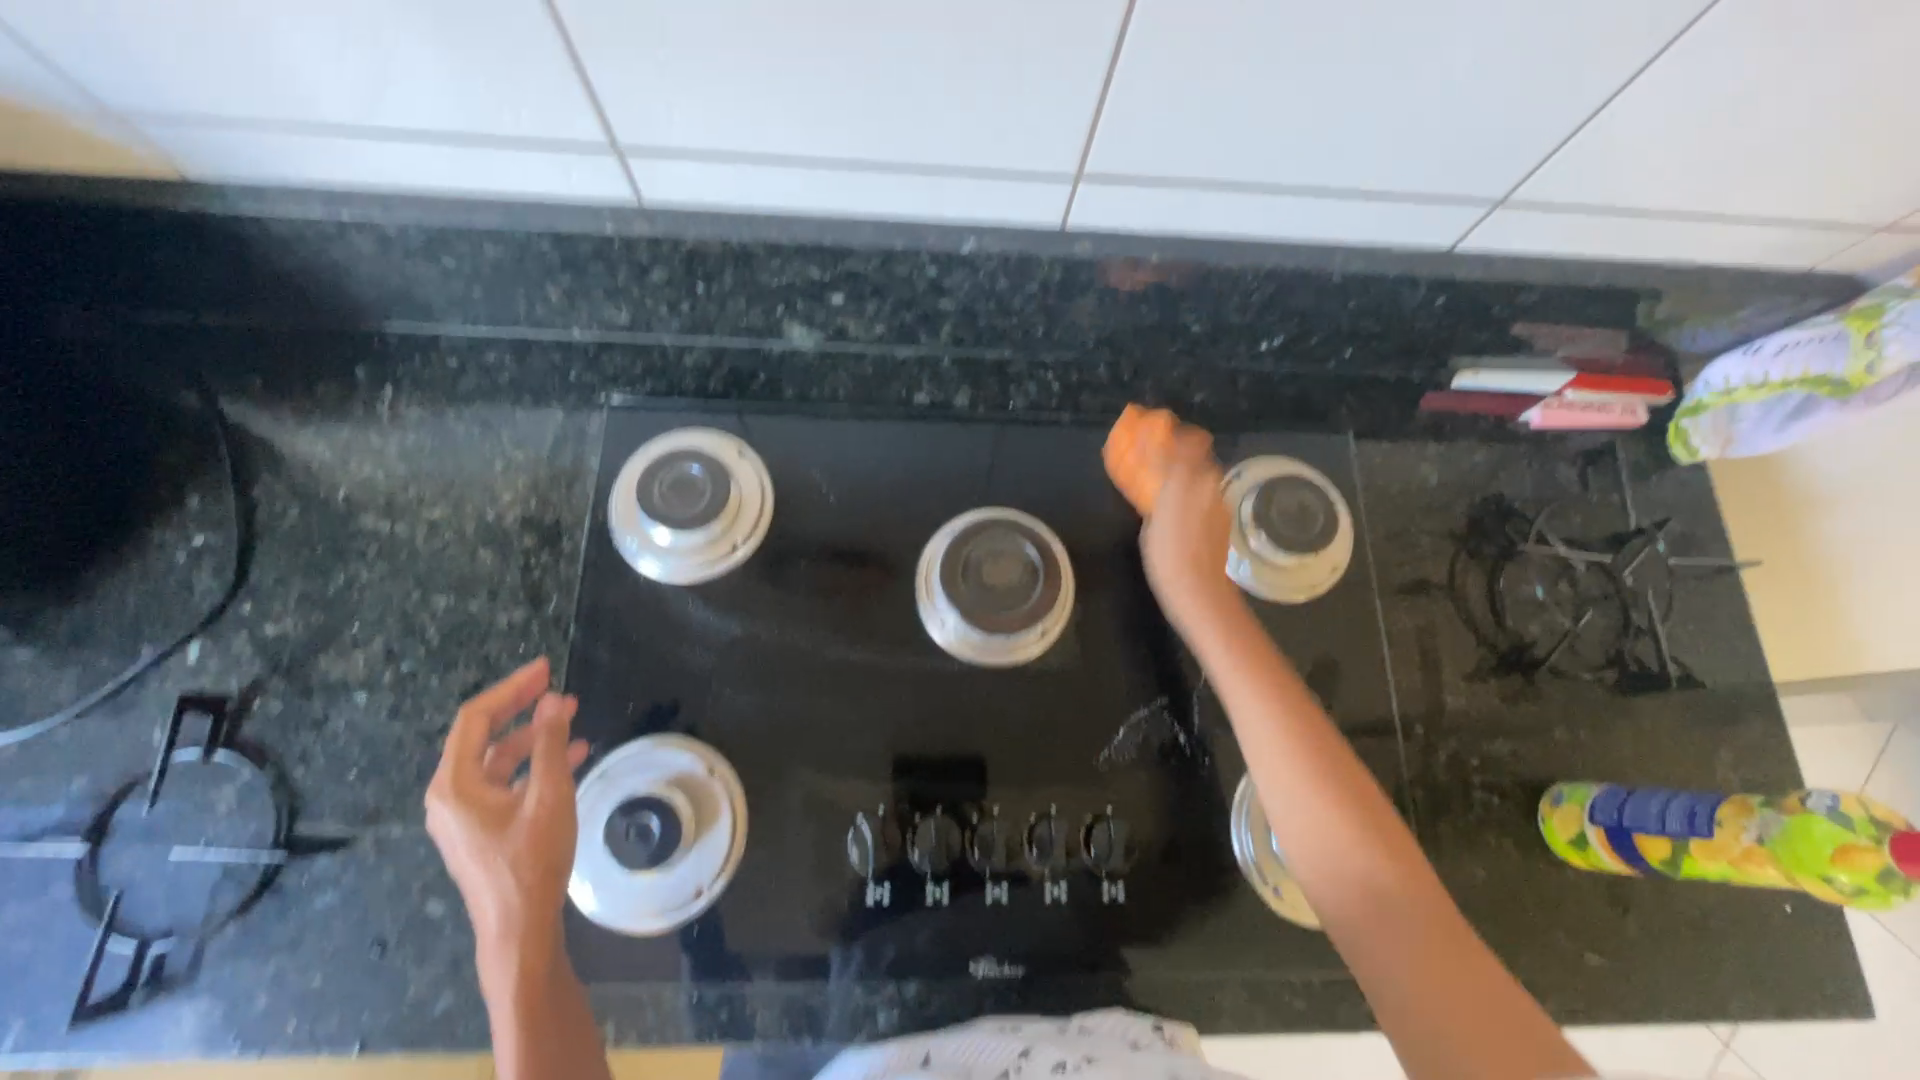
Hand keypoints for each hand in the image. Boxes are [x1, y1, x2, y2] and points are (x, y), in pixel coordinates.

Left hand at [425, 657, 589, 970]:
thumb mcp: (549, 798)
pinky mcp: (479, 829)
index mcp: (454, 784)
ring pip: (497, 760)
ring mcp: (463, 814)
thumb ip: (551, 745)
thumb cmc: (531, 862)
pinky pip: (503, 783)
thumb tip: (553, 701)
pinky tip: (570, 757)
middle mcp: (449, 795)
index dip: (512, 689)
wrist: (518, 929)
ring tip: (571, 720)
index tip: (546, 669)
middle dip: (522, 708)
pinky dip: (533, 766)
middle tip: (557, 687)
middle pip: (483, 736)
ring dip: (533, 738)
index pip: (476, 718)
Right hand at [1138, 425, 1235, 624]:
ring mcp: (1220, 499)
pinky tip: (1187, 508)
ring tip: (1175, 483)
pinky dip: (1199, 492)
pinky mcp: (1226, 516)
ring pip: (1207, 473)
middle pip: (1200, 453)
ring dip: (1192, 472)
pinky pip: (1210, 493)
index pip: (1185, 441)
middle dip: (1184, 450)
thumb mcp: (1150, 524)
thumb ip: (1156, 498)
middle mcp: (1208, 482)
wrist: (1200, 589)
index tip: (1161, 430)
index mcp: (1184, 479)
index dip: (1175, 433)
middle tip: (1165, 456)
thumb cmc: (1165, 558)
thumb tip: (1158, 489)